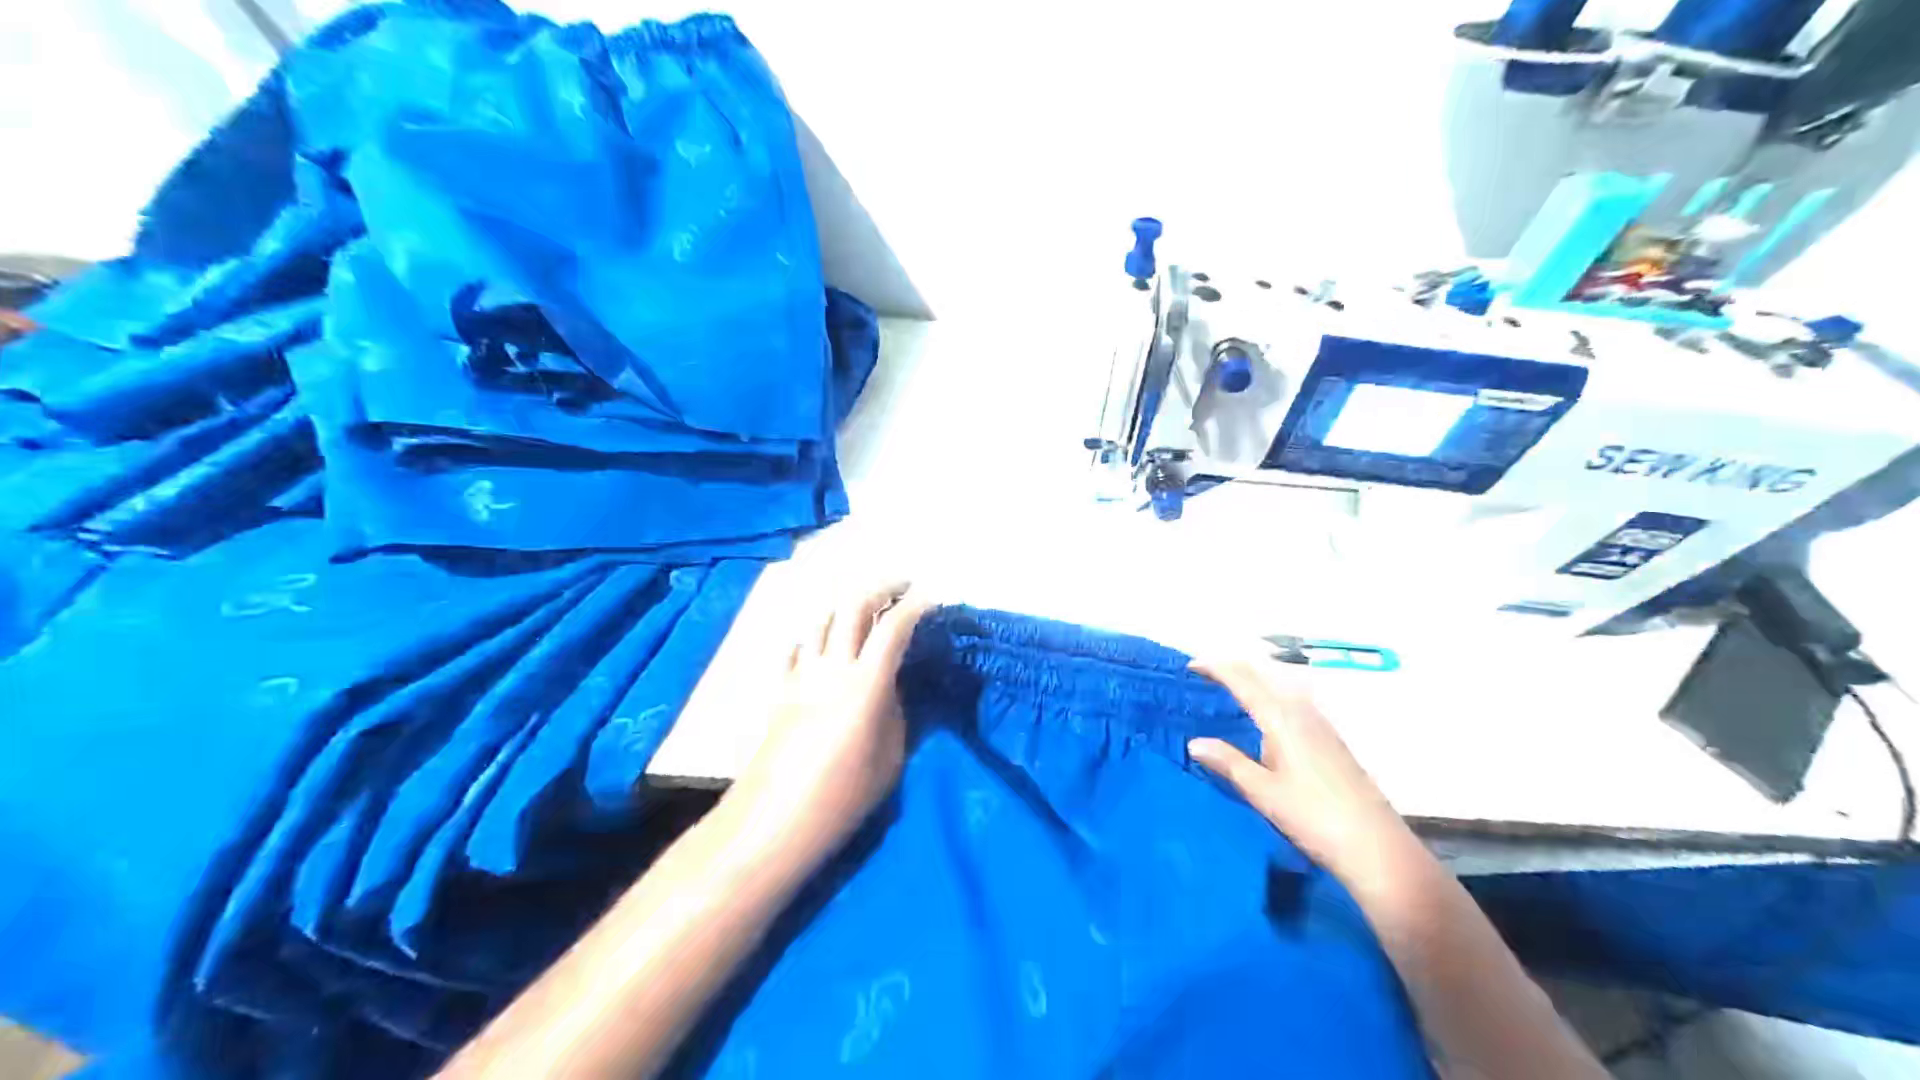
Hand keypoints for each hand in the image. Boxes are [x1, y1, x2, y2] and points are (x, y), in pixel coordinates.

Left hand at [725, 583, 932, 866]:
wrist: (773, 822)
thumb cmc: (842, 798)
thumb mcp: (889, 758)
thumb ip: (897, 712)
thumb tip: (895, 686)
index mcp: (865, 684)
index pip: (893, 628)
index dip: (914, 606)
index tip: (931, 597)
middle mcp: (831, 667)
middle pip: (852, 607)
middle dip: (880, 588)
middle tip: (902, 588)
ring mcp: (801, 675)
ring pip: (821, 619)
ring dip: (846, 605)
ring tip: (865, 607)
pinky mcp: (780, 690)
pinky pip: (797, 647)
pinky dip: (814, 634)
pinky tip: (821, 641)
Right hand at [1187, 658, 1413, 873]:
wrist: (1377, 848)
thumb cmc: (1314, 818)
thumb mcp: (1263, 792)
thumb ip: (1228, 763)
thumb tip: (1194, 742)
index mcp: (1282, 719)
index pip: (1243, 681)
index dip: (1216, 668)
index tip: (1189, 666)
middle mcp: (1302, 713)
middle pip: (1263, 677)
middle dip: (1233, 669)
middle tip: (1202, 673)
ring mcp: (1320, 726)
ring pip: (1279, 689)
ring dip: (1252, 682)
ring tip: (1226, 691)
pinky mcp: (1329, 741)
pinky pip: (1290, 703)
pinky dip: (1268, 697)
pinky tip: (1262, 719)